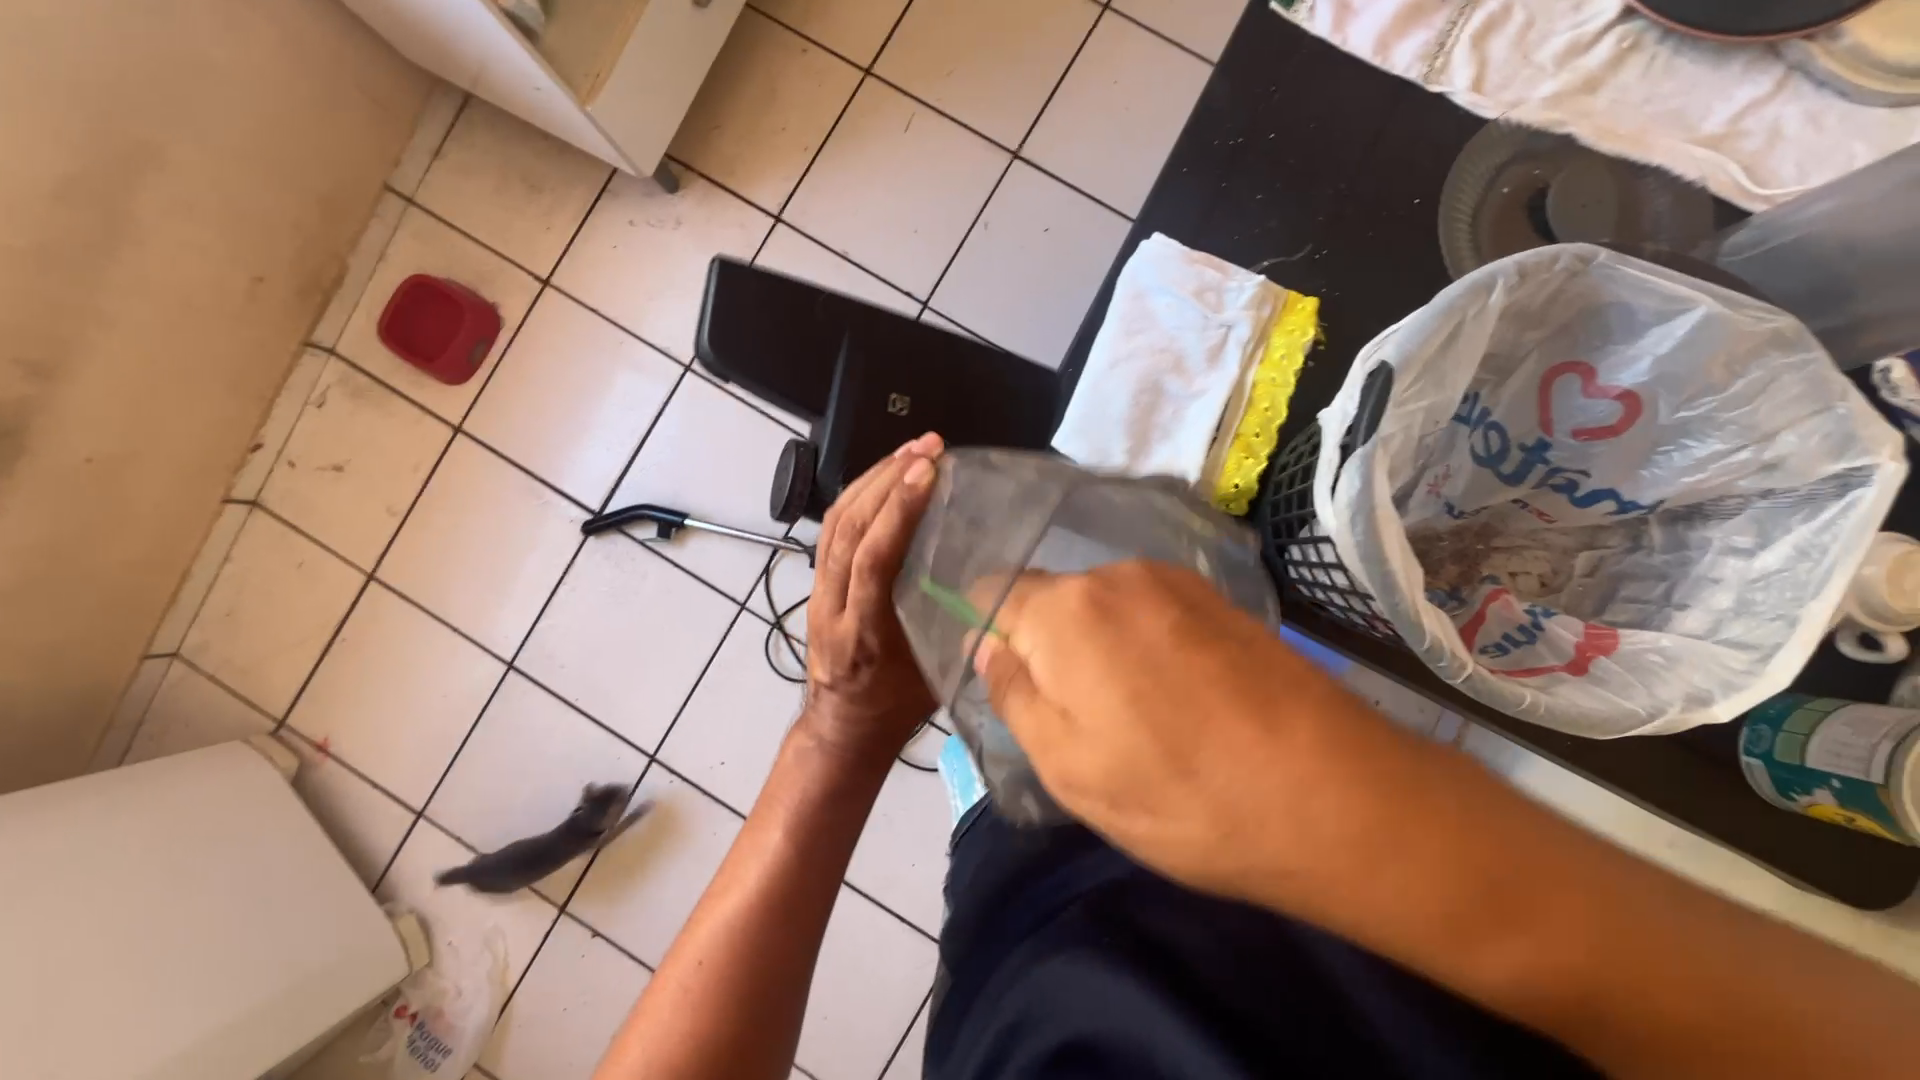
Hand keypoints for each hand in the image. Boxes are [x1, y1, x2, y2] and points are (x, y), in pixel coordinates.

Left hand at [798, 433, 943, 764]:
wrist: (843, 728)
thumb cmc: (896, 707)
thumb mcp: (933, 676)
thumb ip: (954, 632)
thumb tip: (996, 590)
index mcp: (863, 634)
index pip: (872, 561)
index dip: (897, 513)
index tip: (927, 471)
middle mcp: (833, 606)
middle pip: (848, 530)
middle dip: (887, 480)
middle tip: (928, 446)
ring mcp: (819, 592)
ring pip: (836, 523)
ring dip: (873, 479)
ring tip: (911, 449)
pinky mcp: (818, 582)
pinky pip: (834, 530)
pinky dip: (860, 495)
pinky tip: (886, 475)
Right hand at [973, 560, 1382, 900]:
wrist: (1335, 797)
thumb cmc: (1179, 795)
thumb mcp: (1068, 768)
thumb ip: (1015, 696)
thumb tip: (988, 647)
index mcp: (1066, 610)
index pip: (994, 592)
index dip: (989, 639)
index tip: (1014, 693)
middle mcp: (1118, 576)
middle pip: (1053, 601)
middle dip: (1049, 650)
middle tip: (1079, 724)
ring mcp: (1178, 583)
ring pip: (1106, 608)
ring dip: (1101, 651)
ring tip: (1137, 719)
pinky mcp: (1224, 601)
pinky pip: (1154, 614)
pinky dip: (1146, 648)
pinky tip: (1180, 703)